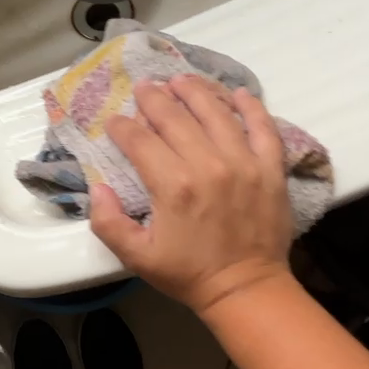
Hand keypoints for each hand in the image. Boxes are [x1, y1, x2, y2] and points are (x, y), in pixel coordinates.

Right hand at [89, 75, 296, 315]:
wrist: (245, 288)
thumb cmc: (186, 274)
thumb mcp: (136, 257)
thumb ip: (108, 222)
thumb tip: (99, 188)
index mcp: (173, 185)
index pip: (141, 141)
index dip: (123, 127)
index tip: (114, 121)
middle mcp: (208, 164)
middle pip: (176, 118)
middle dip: (154, 99)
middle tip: (143, 88)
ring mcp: (244, 162)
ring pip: (216, 112)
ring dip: (195, 91)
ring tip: (180, 80)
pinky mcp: (270, 168)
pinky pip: (263, 126)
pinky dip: (250, 106)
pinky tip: (236, 93)